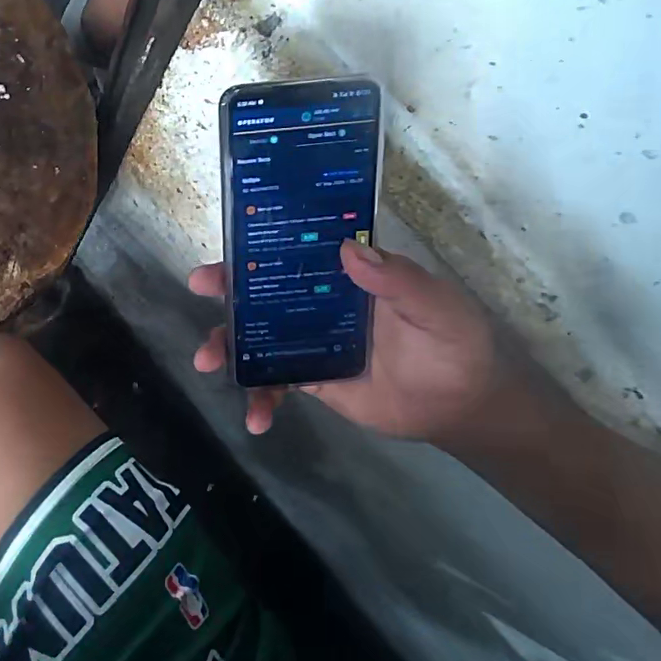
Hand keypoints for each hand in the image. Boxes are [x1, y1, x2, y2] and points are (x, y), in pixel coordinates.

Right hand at [189, 239, 501, 442]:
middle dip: (230, 288)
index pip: (301, 250)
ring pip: (261, 337)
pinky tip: (257, 419)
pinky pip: (278, 383)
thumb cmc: (454, 341)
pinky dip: (261, 400)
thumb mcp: (435, 305)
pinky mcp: (315, 378)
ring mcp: (315, 341)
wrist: (460, 404)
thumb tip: (348, 249)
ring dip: (230, 346)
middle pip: (268, 290)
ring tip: (208, 363)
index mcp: (350, 275)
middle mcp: (324, 301)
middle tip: (201, 287)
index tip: (232, 241)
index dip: (263, 244)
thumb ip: (397, 280)